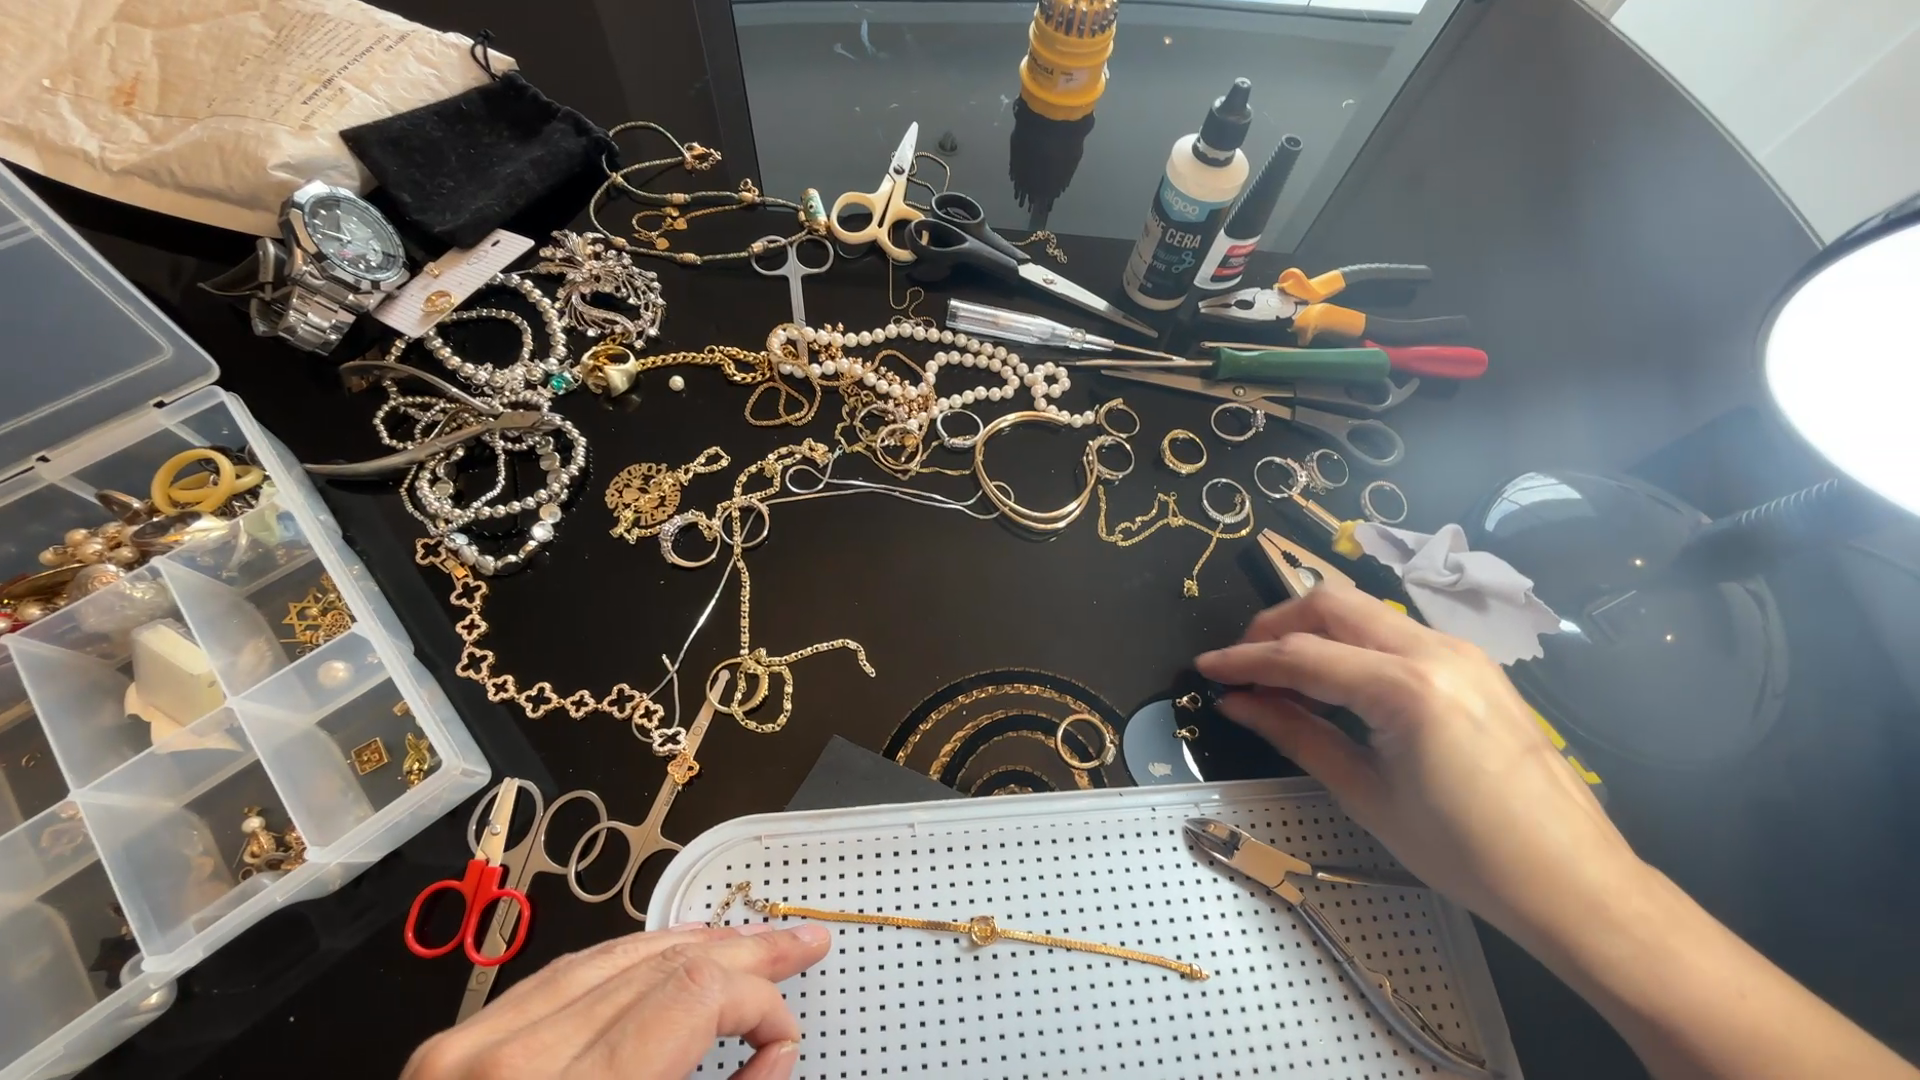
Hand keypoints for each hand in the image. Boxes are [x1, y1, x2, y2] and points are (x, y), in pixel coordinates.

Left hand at [403, 922, 829, 1079]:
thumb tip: (769, 1059)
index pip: (693, 996)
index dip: (759, 1006)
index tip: (784, 1043)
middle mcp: (511, 1060)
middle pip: (662, 964)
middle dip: (747, 953)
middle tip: (804, 944)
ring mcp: (469, 1046)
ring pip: (617, 955)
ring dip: (696, 945)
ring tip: (751, 942)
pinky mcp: (451, 1047)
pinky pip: (564, 974)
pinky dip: (632, 958)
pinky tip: (668, 948)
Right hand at [1195, 582, 1643, 939]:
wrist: (1574, 882)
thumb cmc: (1463, 852)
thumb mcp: (1364, 793)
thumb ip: (1294, 734)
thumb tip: (1237, 703)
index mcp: (1405, 688)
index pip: (1301, 654)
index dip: (1244, 659)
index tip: (1205, 668)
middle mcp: (1435, 651)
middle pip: (1332, 604)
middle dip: (1275, 624)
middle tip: (1242, 663)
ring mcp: (1461, 652)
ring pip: (1365, 610)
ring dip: (1313, 629)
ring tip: (1281, 674)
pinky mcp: (1474, 664)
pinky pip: (1395, 633)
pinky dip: (1350, 643)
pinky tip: (1335, 683)